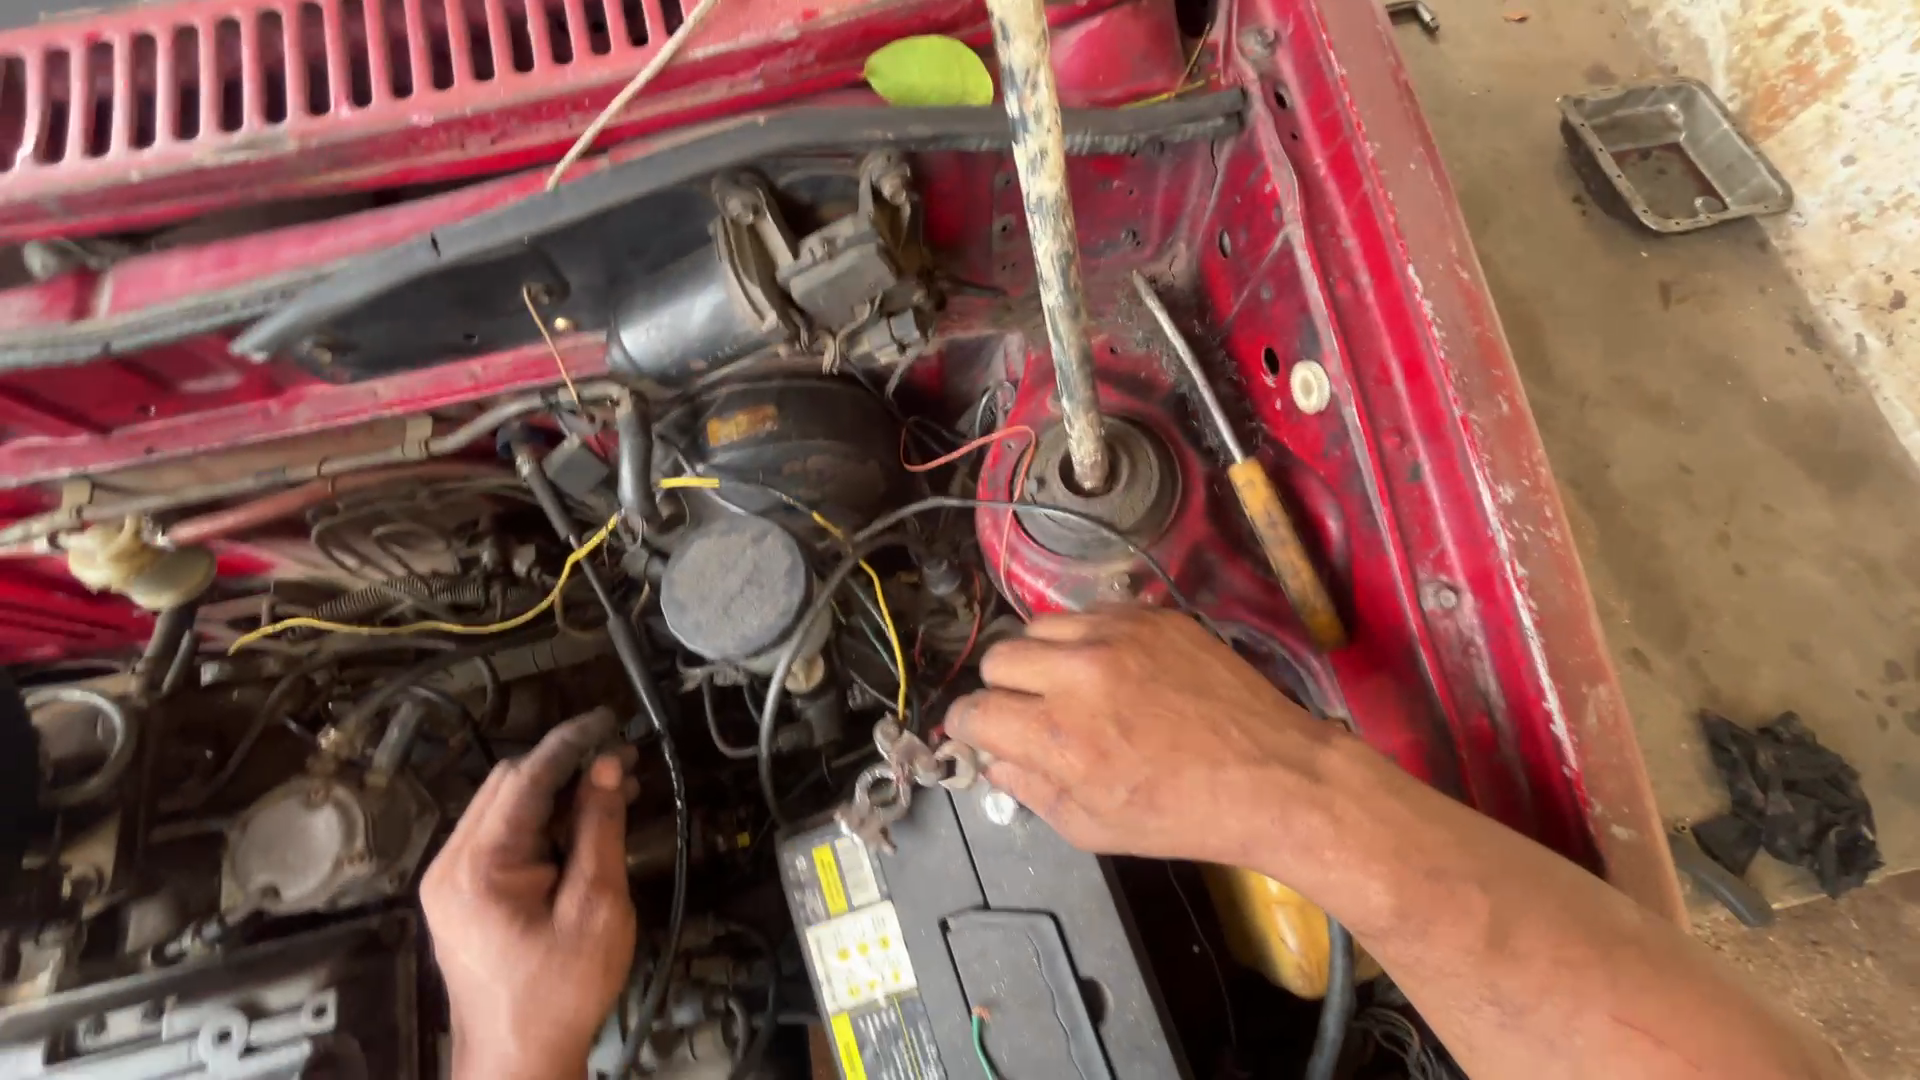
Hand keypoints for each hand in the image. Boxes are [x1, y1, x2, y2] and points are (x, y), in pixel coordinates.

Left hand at [421, 709, 638, 1079]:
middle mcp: (452, 863)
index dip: (571, 742)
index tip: (611, 721)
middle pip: (510, 783)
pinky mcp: (464, 893)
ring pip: (508, 804)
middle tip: (625, 762)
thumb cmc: (562, 988)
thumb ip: (600, 827)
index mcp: (478, 866)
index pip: (526, 778)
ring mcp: (452, 879)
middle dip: (568, 764)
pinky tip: (588, 822)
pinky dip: (547, 818)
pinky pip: (506, 833)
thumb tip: (610, 764)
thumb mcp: (595, 904)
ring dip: (561, 789)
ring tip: (619, 788)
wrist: (518, 1061)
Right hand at [946, 606, 1348, 867]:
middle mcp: (1078, 673)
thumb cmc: (1183, 815)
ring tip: (1072, 683)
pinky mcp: (1151, 615)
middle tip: (1031, 710)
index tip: (980, 731)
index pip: (974, 711)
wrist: (1274, 775)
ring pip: (1039, 627)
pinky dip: (1085, 638)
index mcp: (1058, 734)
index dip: (968, 726)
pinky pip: (1089, 613)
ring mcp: (1117, 635)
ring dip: (1042, 657)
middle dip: (1003, 689)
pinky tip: (1112, 665)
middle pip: (998, 658)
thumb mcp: (1093, 827)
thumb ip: (1030, 790)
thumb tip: (995, 759)